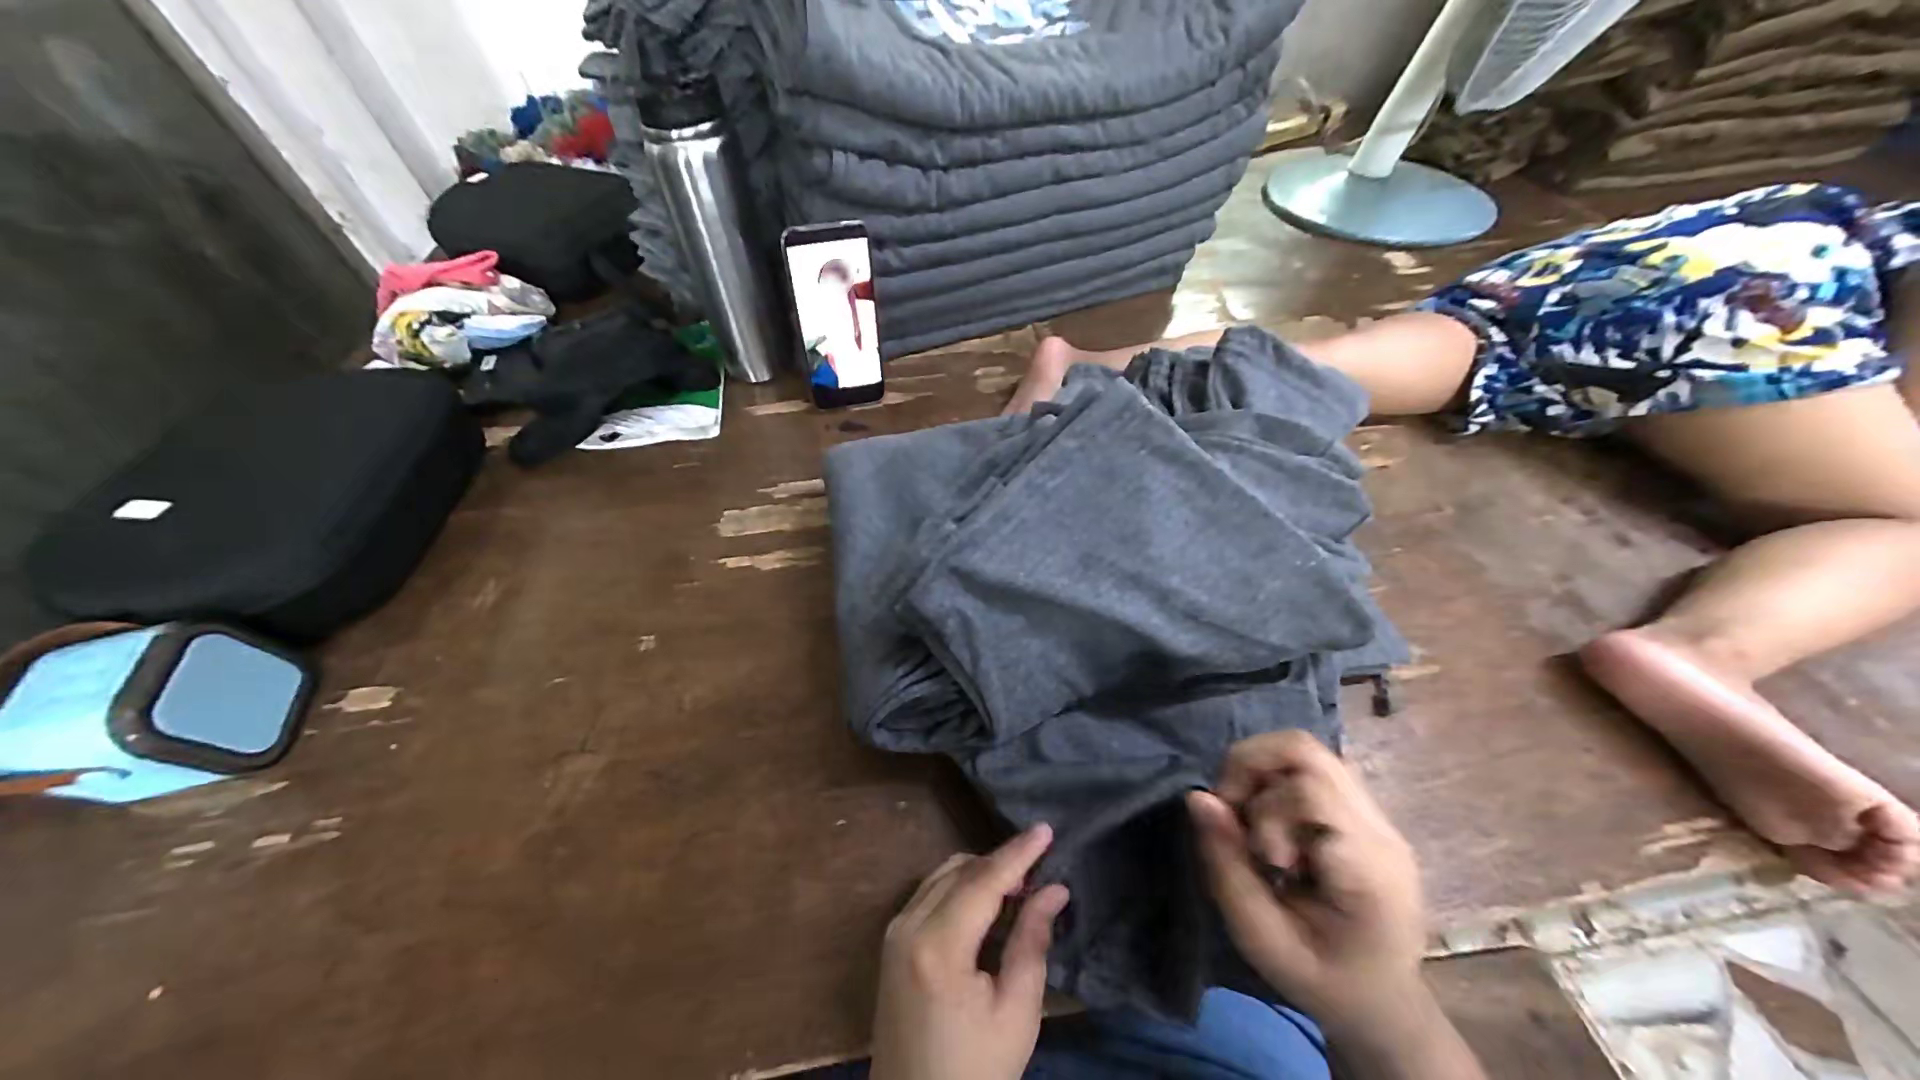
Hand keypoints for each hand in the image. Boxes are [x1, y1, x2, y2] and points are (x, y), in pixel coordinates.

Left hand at [870, 824, 1071, 1079]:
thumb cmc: (975, 1070)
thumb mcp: (1016, 1013)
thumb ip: (1032, 942)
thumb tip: (1054, 889)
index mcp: (938, 947)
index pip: (983, 881)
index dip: (1017, 853)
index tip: (1046, 829)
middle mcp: (907, 927)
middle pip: (960, 870)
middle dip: (1001, 862)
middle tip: (1040, 868)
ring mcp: (894, 932)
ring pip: (942, 875)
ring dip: (980, 872)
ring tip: (1019, 887)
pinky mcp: (892, 941)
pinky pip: (929, 892)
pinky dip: (960, 886)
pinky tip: (986, 903)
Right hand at [1187, 731, 1426, 1019]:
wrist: (1383, 1006)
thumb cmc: (1321, 980)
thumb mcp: (1260, 937)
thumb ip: (1226, 864)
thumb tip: (1198, 797)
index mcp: (1365, 865)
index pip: (1308, 786)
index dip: (1259, 800)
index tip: (1247, 846)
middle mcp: (1380, 829)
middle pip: (1307, 751)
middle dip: (1251, 768)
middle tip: (1235, 814)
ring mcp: (1378, 818)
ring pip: (1308, 753)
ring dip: (1262, 775)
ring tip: (1254, 824)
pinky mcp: (1366, 815)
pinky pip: (1314, 771)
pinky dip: (1277, 783)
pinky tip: (1272, 826)